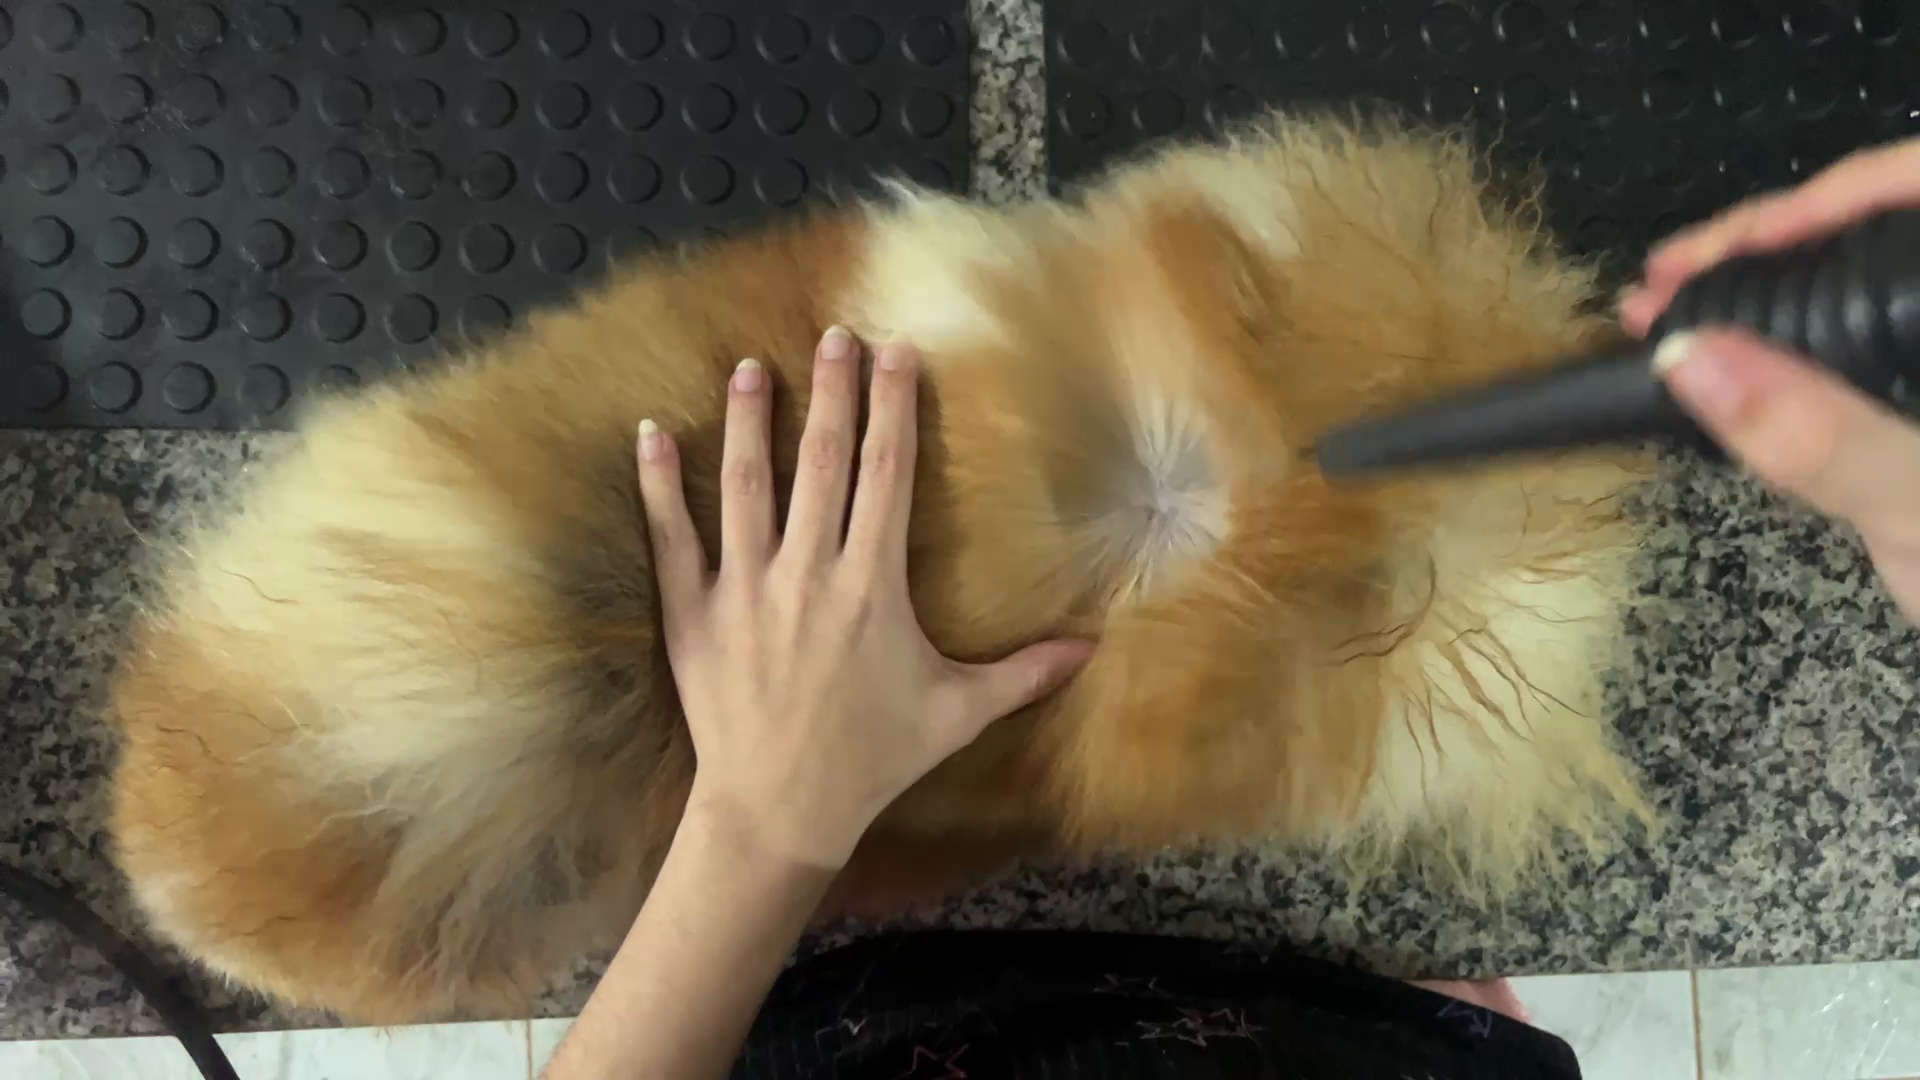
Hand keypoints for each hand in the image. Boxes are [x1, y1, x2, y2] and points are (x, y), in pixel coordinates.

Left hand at [635, 328, 1093, 870]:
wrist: (779, 810)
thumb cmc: (874, 756)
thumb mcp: (959, 713)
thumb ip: (1025, 673)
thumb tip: (1094, 650)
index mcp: (872, 585)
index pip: (888, 474)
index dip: (894, 407)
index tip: (895, 353)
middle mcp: (809, 571)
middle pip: (823, 462)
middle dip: (833, 392)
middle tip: (834, 334)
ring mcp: (744, 588)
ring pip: (746, 485)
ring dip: (751, 420)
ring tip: (752, 367)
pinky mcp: (693, 614)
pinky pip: (672, 537)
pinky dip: (658, 484)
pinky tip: (651, 433)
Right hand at [1617, 138, 1919, 621]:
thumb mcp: (1917, 508)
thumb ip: (1815, 435)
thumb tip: (1685, 356)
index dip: (1831, 197)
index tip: (1712, 253)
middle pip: (1897, 223)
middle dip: (1767, 243)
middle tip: (1659, 281)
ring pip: (1869, 275)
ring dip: (1759, 283)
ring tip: (1664, 306)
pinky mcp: (1909, 390)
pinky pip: (1852, 329)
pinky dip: (1775, 330)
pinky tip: (1718, 345)